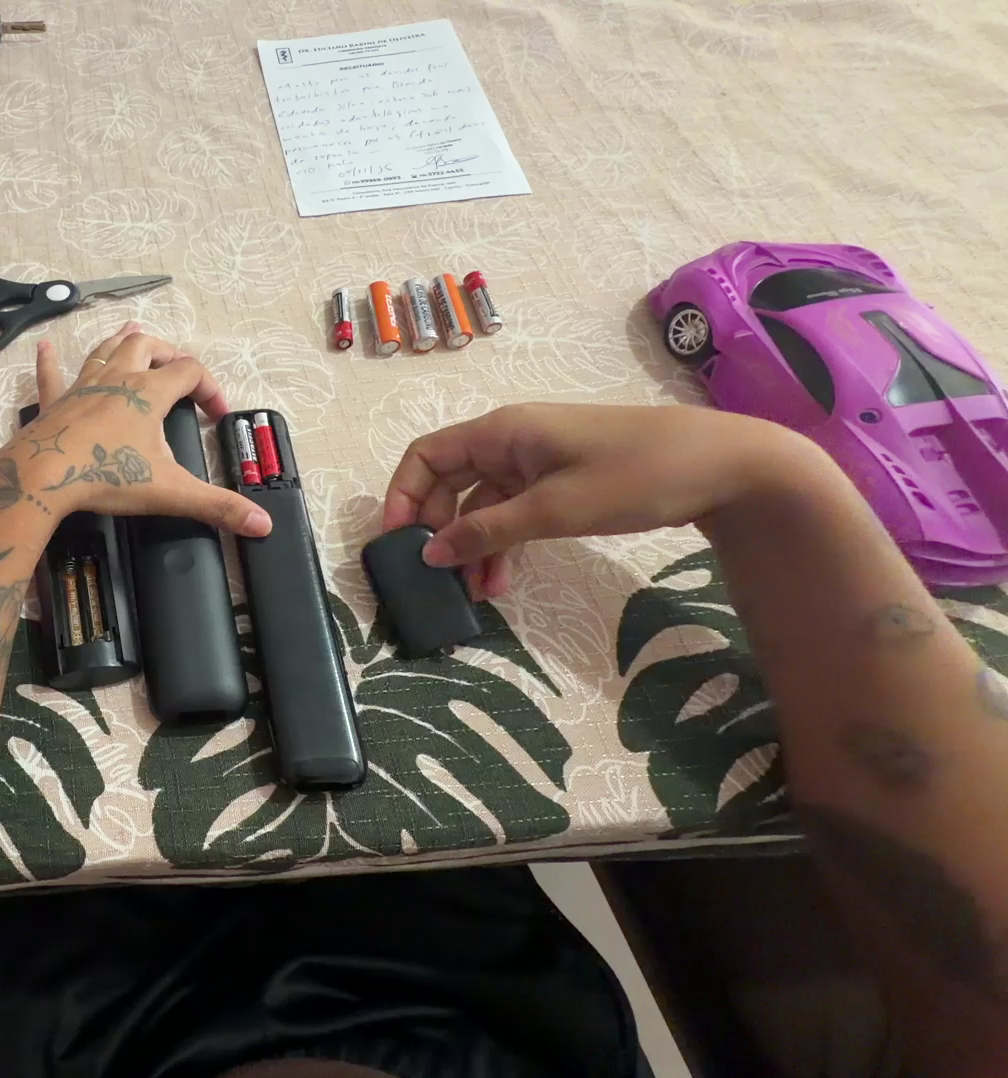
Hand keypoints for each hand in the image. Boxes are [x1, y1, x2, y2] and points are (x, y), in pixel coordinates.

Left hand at [0, 322, 271, 537]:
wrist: (44, 476)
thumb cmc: (106, 475)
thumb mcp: (170, 492)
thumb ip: (218, 507)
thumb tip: (263, 525)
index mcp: (149, 391)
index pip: (190, 372)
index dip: (210, 387)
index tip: (216, 415)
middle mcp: (117, 378)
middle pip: (147, 348)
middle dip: (167, 353)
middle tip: (178, 367)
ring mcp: (82, 387)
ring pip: (105, 351)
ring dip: (121, 341)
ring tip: (132, 331)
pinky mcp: (54, 403)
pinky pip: (51, 375)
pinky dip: (49, 362)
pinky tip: (43, 347)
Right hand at [381, 403, 837, 599]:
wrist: (733, 468)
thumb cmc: (636, 474)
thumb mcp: (553, 509)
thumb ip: (485, 531)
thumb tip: (430, 554)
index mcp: (500, 432)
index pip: (426, 456)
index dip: (403, 495)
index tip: (398, 539)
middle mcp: (509, 443)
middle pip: (449, 484)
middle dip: (438, 529)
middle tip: (435, 573)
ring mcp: (534, 463)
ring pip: (480, 505)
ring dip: (472, 546)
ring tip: (473, 591)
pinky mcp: (557, 483)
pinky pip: (511, 514)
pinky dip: (502, 544)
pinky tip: (502, 580)